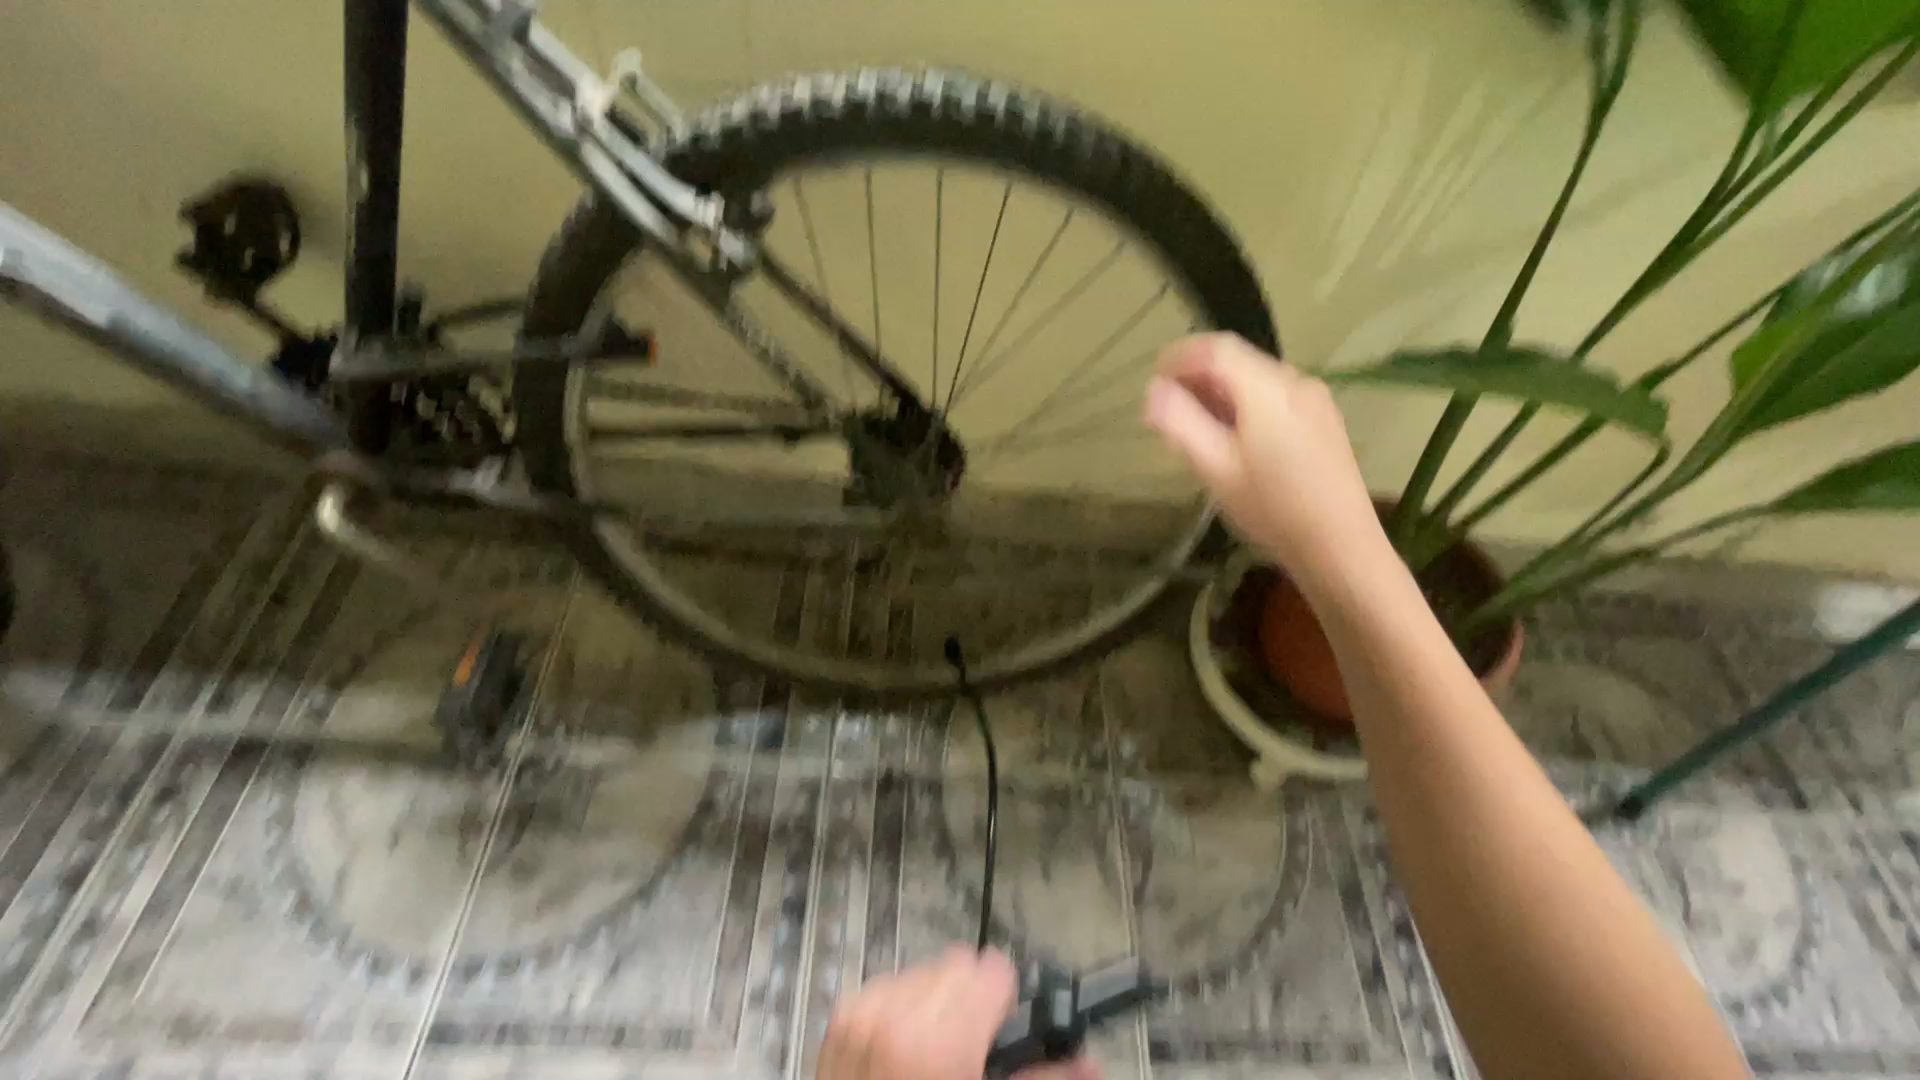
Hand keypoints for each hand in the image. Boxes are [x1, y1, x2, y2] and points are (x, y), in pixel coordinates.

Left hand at [817, 947, 1099, 1079]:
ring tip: (936, 1049)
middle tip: (974, 1043)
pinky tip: (904, 1048)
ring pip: (926, 970)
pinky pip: (890, 985)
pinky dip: (902, 1006)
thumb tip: (1090, 1066)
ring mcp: (865, 1010)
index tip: (1005, 1023)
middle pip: (961, 964)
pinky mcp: (843, 1015)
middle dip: (972, 997)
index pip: (994, 969)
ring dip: (937, 999)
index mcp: (940, 1041)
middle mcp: (899, 1012)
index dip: (1006, 997)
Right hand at [1144, 333, 1387, 583]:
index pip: (1217, 349)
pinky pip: (1276, 397)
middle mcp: (1296, 383)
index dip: (1180, 356)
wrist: (1340, 546)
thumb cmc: (1272, 509)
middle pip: (1239, 361)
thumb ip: (1180, 423)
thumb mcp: (1215, 469)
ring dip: (1221, 392)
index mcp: (1268, 389)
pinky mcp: (1323, 421)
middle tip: (1169, 407)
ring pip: (1257, 379)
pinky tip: (1234, 438)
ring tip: (1196, 426)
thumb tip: (1154, 390)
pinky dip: (1246, 404)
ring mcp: (1315, 401)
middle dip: (1199, 376)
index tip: (1155, 378)